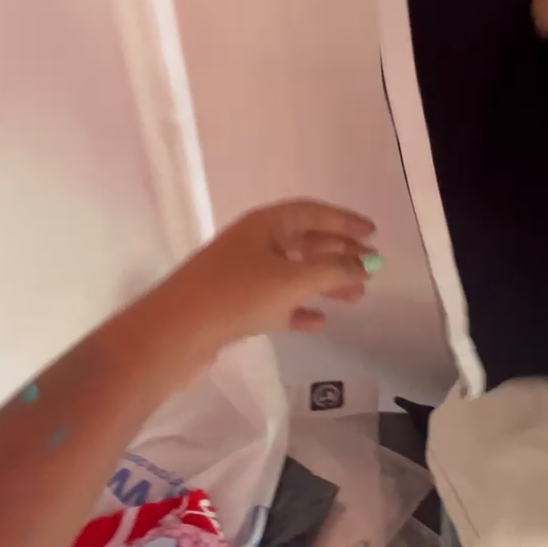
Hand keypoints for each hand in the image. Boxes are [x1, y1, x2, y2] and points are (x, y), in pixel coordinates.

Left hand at [157, 199, 379, 341]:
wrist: (174, 333)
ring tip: (356, 297)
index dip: (345, 221)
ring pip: (293, 273)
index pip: (313, 213)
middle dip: (339, 253)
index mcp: (266, 224)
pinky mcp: (232, 306)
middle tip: (371, 268)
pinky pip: (275, 301)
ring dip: (324, 282)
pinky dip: (298, 308)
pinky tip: (318, 322)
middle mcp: (253, 243)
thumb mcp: (292, 279)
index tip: (373, 233)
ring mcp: (240, 274)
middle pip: (305, 241)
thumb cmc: (235, 296)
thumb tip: (366, 264)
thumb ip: (334, 270)